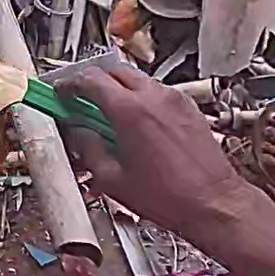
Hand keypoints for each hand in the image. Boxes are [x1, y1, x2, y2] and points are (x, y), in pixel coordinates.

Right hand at [57, 65, 274, 249]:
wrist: (213, 204)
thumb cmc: (170, 196)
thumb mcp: (112, 178)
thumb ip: (88, 149)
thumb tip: (79, 135)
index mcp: (130, 111)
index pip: (90, 80)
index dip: (69, 84)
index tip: (60, 92)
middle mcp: (154, 97)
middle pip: (113, 71)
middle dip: (92, 82)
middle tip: (79, 100)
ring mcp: (174, 100)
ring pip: (136, 80)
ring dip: (117, 90)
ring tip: (107, 115)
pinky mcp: (188, 109)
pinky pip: (156, 93)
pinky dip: (139, 99)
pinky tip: (135, 124)